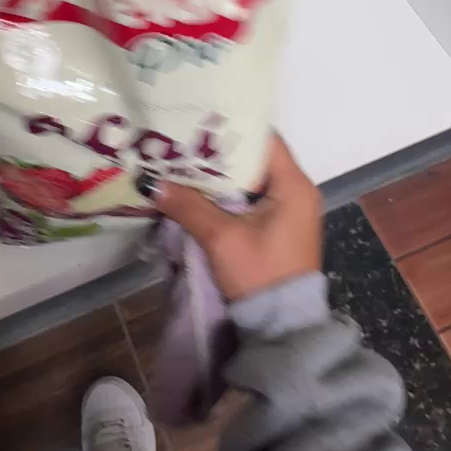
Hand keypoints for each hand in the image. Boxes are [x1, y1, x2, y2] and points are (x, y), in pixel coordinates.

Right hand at [149, 135, 322, 300]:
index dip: (231, 129)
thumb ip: (189, 206)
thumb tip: (153, 183)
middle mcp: (297, 191)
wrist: (282, 327)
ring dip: (219, 175)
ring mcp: (288, 210)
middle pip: (254, 158)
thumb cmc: (259, 275)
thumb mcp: (221, 238)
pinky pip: (250, 199)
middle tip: (181, 141)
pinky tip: (196, 191)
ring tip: (182, 162)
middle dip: (217, 153)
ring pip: (249, 180)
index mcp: (294, 185)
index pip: (263, 139)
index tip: (197, 122)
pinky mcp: (277, 227)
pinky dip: (225, 194)